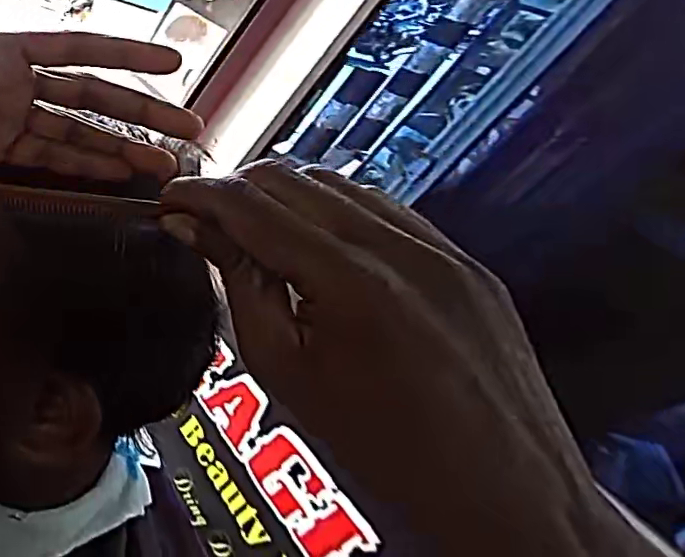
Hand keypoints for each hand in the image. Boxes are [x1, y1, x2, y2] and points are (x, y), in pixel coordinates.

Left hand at [0, 0, 202, 184]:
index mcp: (4, 51)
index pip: (75, 49)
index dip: (123, 54)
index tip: (172, 61)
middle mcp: (12, 83)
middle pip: (86, 95)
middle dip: (136, 110)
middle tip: (189, 127)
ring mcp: (7, 118)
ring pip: (73, 132)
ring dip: (117, 146)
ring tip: (165, 164)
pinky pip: (47, 158)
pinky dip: (80, 166)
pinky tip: (117, 175)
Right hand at [159, 162, 651, 555]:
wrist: (515, 507)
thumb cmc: (388, 451)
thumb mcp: (280, 365)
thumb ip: (234, 280)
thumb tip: (187, 227)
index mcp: (354, 285)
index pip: (246, 204)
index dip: (195, 193)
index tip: (169, 201)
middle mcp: (403, 254)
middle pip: (284, 177)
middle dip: (230, 188)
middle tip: (201, 215)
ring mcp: (442, 253)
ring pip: (328, 179)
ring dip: (276, 192)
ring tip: (248, 225)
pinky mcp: (464, 262)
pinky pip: (376, 203)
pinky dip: (325, 204)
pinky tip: (305, 234)